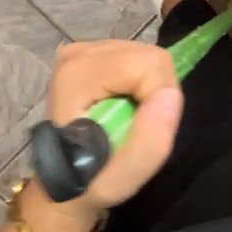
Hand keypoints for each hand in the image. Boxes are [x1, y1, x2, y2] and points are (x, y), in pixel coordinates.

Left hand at [28, 41, 182, 231]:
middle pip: (150, 56)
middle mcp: (78, 52)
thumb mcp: (121, 180)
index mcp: (78, 73)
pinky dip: (140, 83)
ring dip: (150, 89)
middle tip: (141, 126)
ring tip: (131, 118)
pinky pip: (136, 57)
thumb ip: (149, 142)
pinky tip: (124, 104)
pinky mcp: (90, 53)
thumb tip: (170, 95)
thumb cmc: (88, 182)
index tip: (146, 130)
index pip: (151, 64)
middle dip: (157, 92)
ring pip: (146, 55)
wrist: (60, 181)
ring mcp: (82, 49)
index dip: (161, 97)